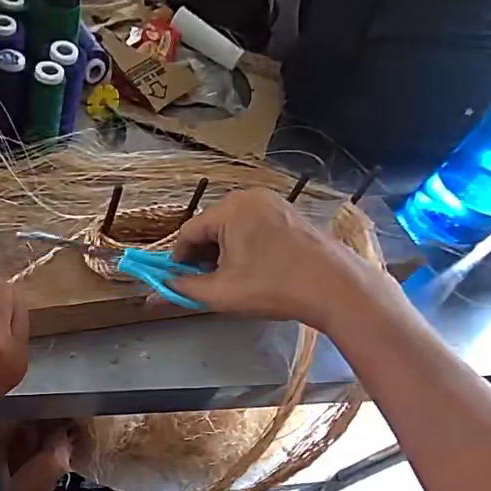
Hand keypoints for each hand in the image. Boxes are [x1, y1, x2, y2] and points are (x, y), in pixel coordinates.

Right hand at [170, 188, 395, 332]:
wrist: (334, 287)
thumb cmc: (272, 287)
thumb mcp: (220, 293)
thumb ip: (183, 289)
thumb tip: (156, 292)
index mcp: (230, 208)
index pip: (188, 231)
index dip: (177, 260)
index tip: (177, 282)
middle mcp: (251, 197)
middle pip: (211, 227)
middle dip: (202, 256)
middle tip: (205, 284)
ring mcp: (275, 204)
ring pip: (234, 229)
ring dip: (224, 254)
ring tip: (231, 282)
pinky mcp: (291, 216)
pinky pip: (255, 229)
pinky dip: (246, 249)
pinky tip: (254, 273)